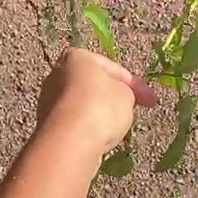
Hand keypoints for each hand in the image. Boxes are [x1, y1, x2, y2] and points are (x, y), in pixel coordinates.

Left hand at [35, 48, 155, 155]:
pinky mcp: (45, 122)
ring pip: (82, 104)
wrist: (69, 139)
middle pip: (92, 84)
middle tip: (131, 109)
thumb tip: (117, 96)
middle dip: (112, 96)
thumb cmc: (101, 107)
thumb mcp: (126, 95)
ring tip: (116, 128)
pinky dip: (87, 126)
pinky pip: (74, 121)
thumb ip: (124, 91)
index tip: (151, 100)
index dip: (135, 84)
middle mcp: (56, 73)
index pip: (111, 67)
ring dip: (99, 113)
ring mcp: (48, 98)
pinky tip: (98, 138)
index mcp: (76, 57)